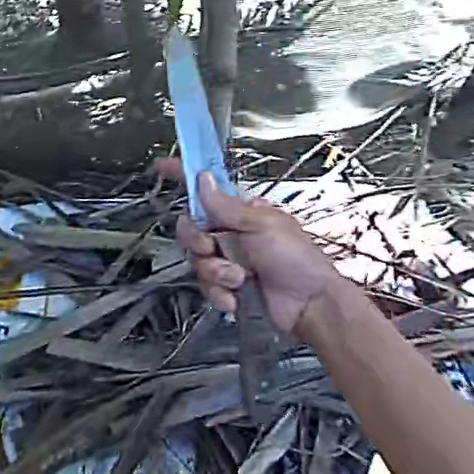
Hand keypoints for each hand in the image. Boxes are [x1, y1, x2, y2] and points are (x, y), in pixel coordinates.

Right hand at [155, 159, 343, 338]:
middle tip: (213, 246)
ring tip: (238, 276)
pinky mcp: (228, 286)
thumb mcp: (261, 225)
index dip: (185, 178)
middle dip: (198, 241)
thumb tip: (202, 179)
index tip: (163, 167)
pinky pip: (206, 285)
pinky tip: (237, 295)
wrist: (310, 306)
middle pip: (191, 228)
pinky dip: (220, 292)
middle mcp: (232, 234)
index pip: (207, 191)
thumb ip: (226, 206)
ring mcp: (229, 260)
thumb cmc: (297, 259)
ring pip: (196, 259)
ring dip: (215, 270)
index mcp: (241, 212)